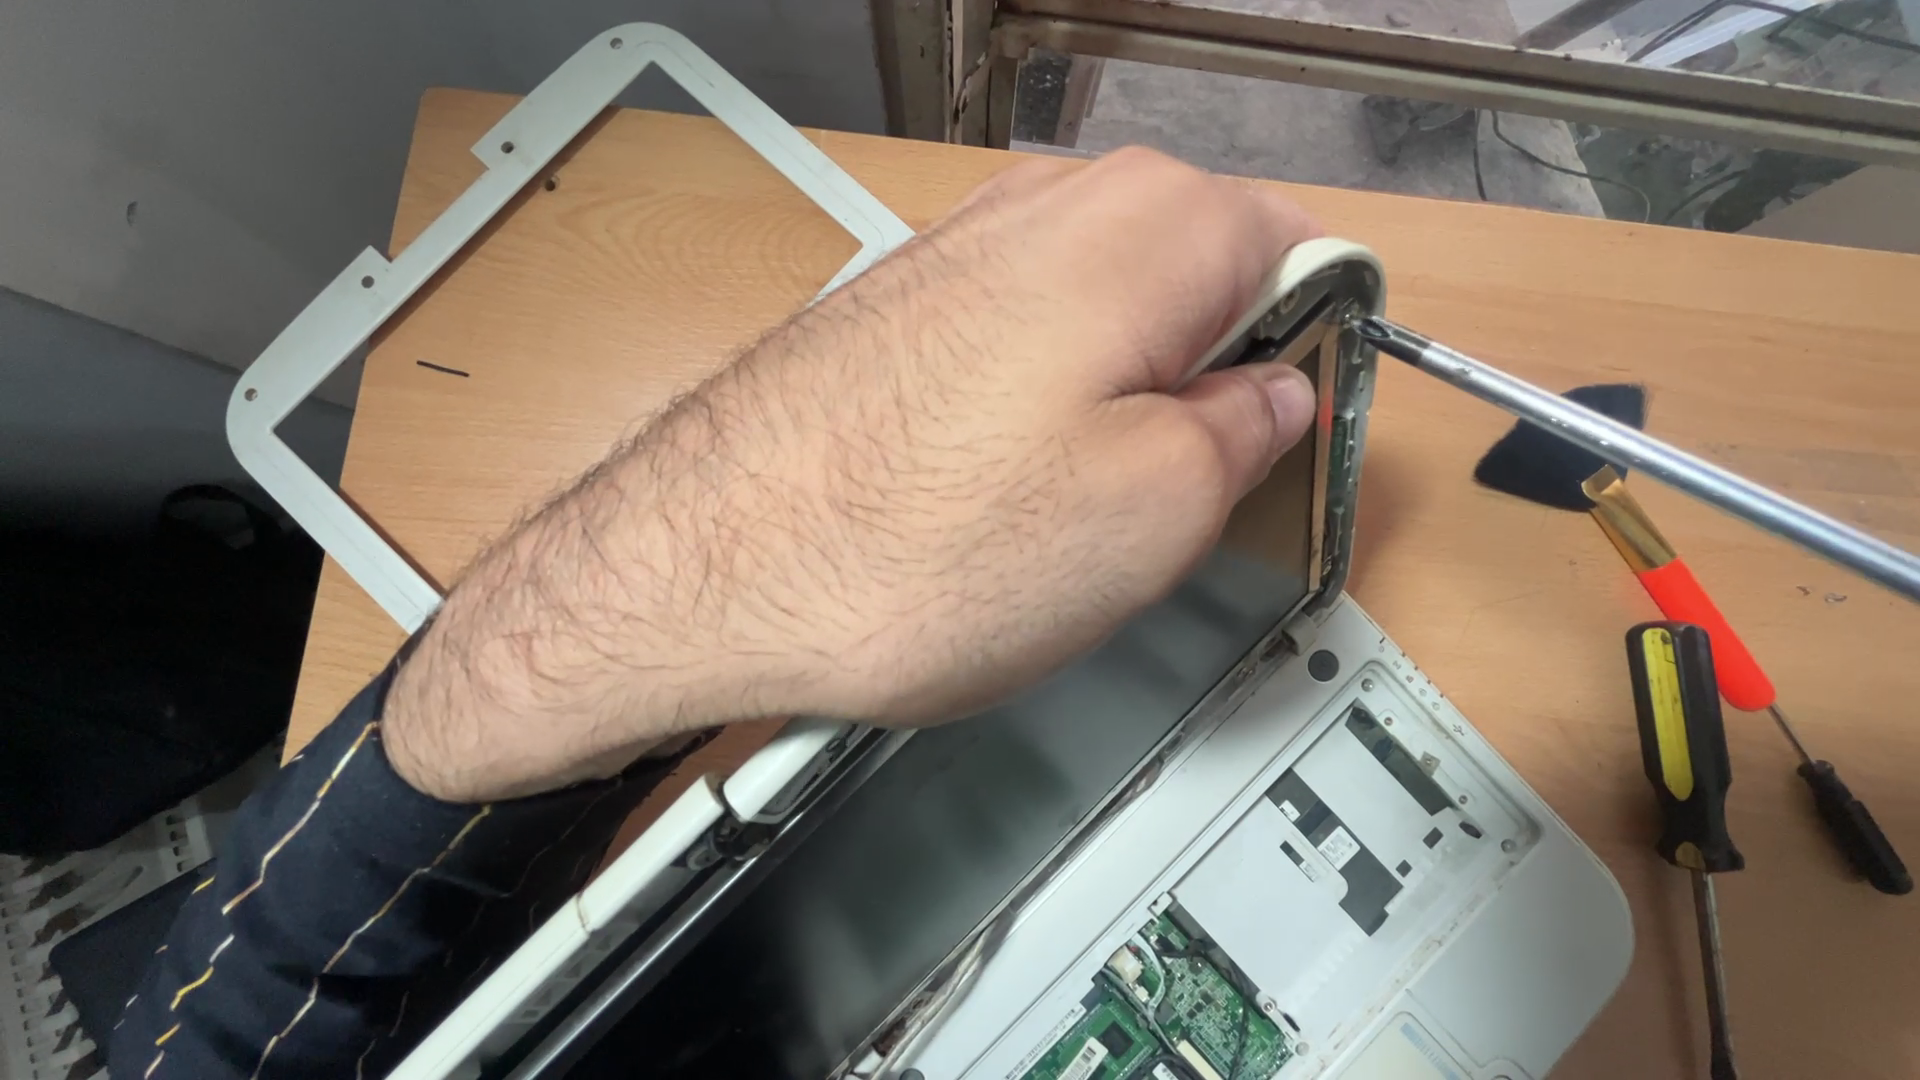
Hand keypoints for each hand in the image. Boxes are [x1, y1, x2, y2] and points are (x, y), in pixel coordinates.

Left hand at [383, 148, 1322, 801]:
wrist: (696, 576)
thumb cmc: (916, 551)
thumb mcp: (1152, 511)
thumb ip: (1245, 430)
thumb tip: (1268, 391)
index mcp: (1144, 228)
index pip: (1303, 258)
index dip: (1308, 358)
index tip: (1276, 442)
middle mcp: (1043, 209)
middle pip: (1197, 288)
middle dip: (1203, 389)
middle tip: (1169, 496)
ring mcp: (959, 257)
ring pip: (1104, 325)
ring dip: (1113, 410)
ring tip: (1065, 505)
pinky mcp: (900, 317)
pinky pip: (1019, 355)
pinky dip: (1034, 416)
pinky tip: (994, 487)